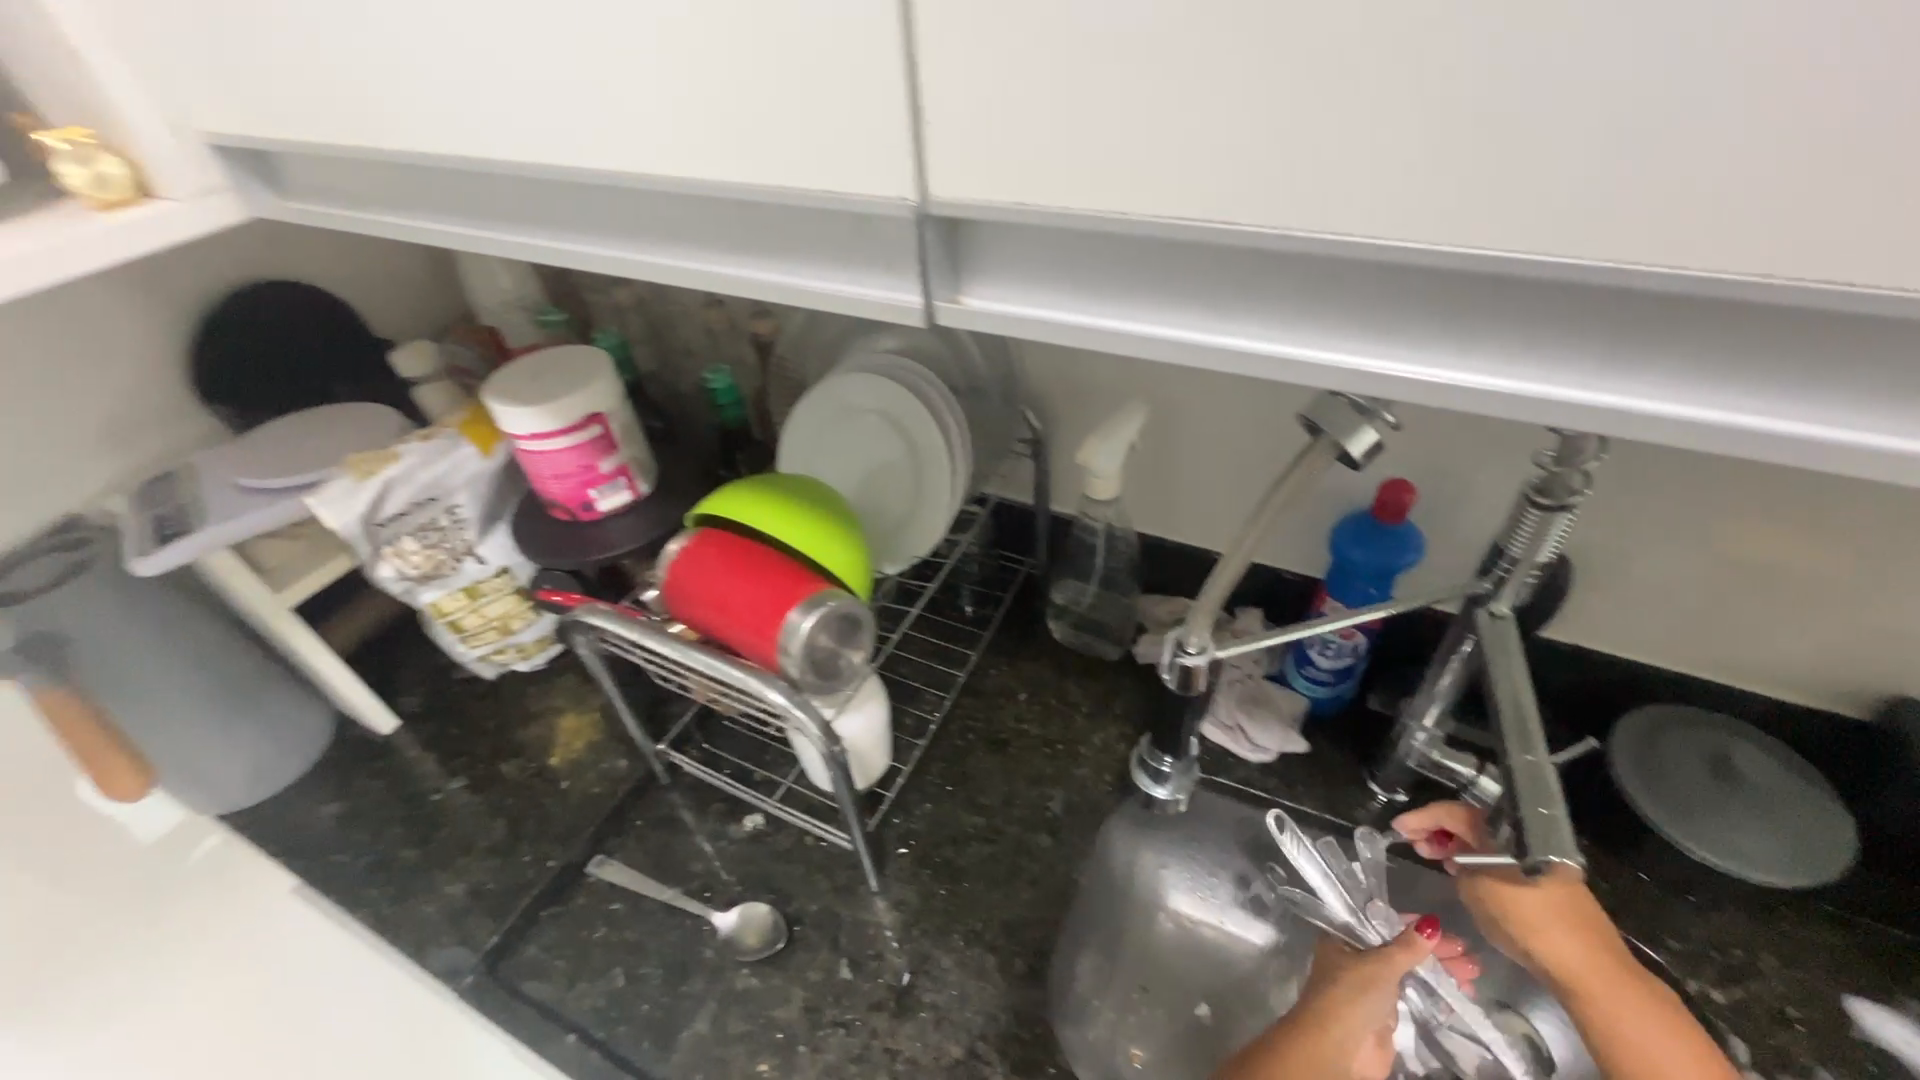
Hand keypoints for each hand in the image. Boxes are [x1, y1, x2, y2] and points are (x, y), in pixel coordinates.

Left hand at [1289, 919, 1478, 1079]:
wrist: (1339, 1049)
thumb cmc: (1352, 994)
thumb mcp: (1380, 964)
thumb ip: (1407, 946)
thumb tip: (1432, 923)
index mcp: (1343, 939)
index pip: (1380, 924)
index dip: (1411, 924)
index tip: (1440, 926)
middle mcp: (1356, 960)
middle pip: (1400, 949)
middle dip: (1434, 951)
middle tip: (1468, 953)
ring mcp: (1372, 988)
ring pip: (1410, 973)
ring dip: (1440, 972)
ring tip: (1474, 972)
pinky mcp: (1387, 1014)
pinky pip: (1415, 997)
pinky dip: (1436, 993)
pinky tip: (1461, 991)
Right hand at [1392, 801, 1627, 982]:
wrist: (1586, 965)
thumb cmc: (1524, 921)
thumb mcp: (1475, 890)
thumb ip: (1459, 866)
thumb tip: (1456, 858)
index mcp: (1504, 832)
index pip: (1453, 812)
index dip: (1421, 817)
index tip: (1397, 827)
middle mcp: (1524, 837)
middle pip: (1473, 823)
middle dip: (1440, 830)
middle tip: (1414, 843)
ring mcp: (1540, 858)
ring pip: (1490, 841)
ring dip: (1461, 846)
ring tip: (1436, 858)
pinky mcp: (1551, 880)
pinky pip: (1505, 858)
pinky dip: (1482, 861)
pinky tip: (1468, 875)